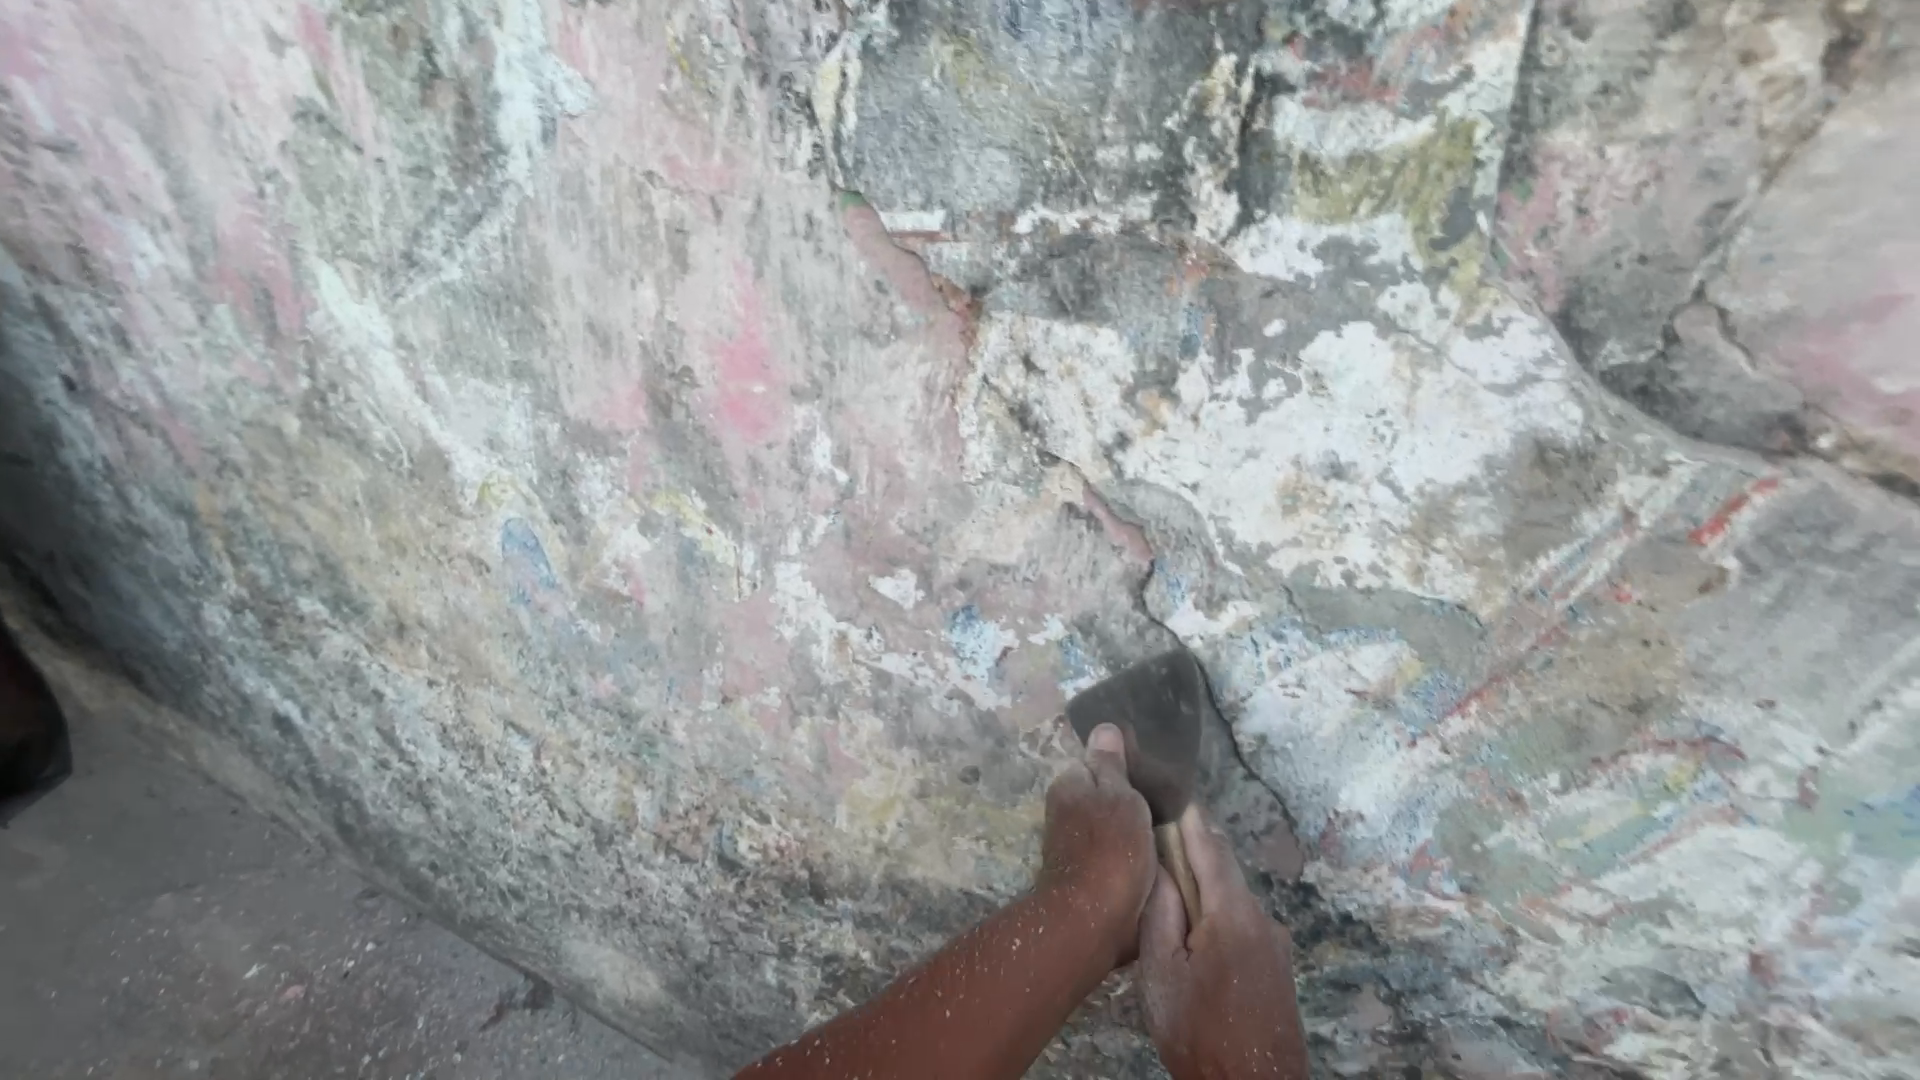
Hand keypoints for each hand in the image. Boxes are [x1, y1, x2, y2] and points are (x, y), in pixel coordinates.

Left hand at [1035, 723, 1155, 967]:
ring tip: (1166, 840)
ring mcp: (1073, 845)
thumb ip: (1112, 764)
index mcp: (1069, 786)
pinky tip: (1154, 866)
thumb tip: (1104, 727)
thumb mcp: (1119, 796)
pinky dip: (1131, 858)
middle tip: (1165, 813)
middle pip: (1105, 797)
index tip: (1151, 782)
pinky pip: (1115, 855)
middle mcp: (1064, 811)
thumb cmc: (1110, 849)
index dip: (1125, 771)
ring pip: (1112, 828)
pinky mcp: (1086, 875)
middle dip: (1130, 805)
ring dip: (1133, 834)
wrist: (1093, 922)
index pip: (1098, 765)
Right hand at [1139, 805, 1309, 1078]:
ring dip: (1205, 886)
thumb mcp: (1161, 972)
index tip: (1176, 796)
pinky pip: (1243, 922)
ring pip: (1234, 899)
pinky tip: (1196, 928)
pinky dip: (1218, 911)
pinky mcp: (1278, 967)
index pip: (1211, 849)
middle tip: (1162, 836)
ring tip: (1171, 886)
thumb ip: (1161, 913)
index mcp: (1233, 914)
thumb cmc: (1198, 1031)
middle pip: (1225, 871)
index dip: (1192, 821)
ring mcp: (1276, 944)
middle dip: (1195, 851)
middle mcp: (1262, 919)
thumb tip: (1162, 868)